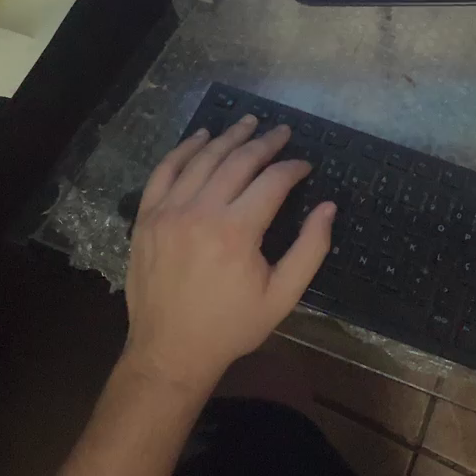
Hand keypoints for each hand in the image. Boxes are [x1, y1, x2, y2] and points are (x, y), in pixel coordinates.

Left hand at [120, 115, 334, 392]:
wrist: (169, 352)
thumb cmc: (231, 325)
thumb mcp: (282, 296)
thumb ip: (310, 249)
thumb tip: (328, 207)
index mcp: (236, 232)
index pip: (272, 181)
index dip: (293, 167)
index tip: (305, 164)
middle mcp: (201, 212)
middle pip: (238, 161)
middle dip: (265, 142)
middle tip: (283, 132)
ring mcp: (169, 212)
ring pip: (202, 159)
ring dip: (228, 136)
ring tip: (248, 123)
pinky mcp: (147, 218)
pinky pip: (164, 172)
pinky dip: (184, 149)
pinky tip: (201, 137)